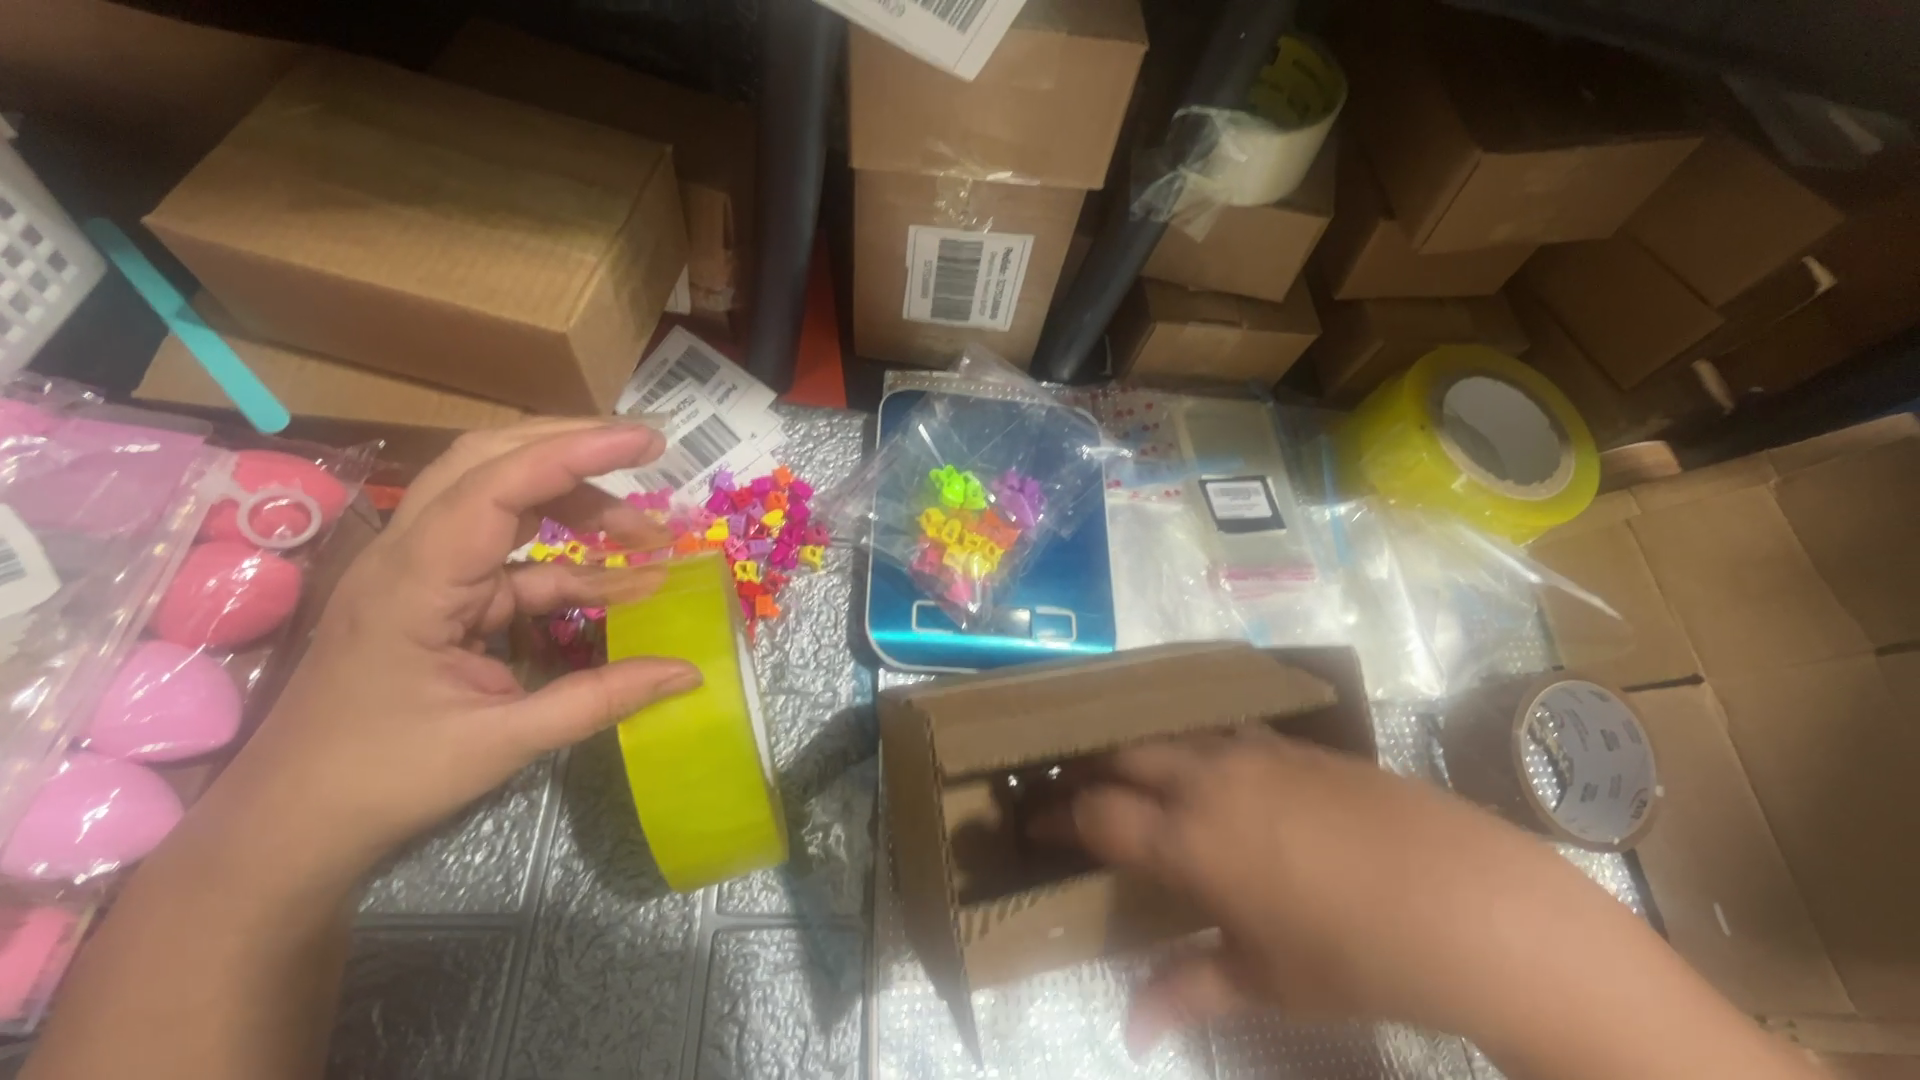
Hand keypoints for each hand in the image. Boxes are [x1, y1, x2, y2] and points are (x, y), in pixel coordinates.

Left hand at [193, 419, 702, 887]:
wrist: (290, 823)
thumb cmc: (381, 779)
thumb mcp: (500, 742)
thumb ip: (598, 700)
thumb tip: (688, 673)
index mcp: (416, 578)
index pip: (500, 483)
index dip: (579, 452)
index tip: (650, 441)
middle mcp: (413, 554)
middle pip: (492, 462)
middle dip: (575, 451)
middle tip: (649, 455)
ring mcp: (424, 572)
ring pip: (501, 501)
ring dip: (576, 507)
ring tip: (647, 534)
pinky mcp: (439, 597)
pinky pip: (511, 560)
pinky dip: (568, 566)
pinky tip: (620, 587)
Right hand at [1060, 728, 1666, 1055]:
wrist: (1474, 905)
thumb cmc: (1358, 957)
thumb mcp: (1268, 980)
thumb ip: (1188, 989)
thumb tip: (1130, 1031)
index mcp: (1187, 839)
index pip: (1094, 812)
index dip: (1054, 817)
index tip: (1032, 826)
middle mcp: (1209, 780)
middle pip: (1122, 757)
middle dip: (1089, 774)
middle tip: (1077, 799)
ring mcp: (1257, 754)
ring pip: (1173, 737)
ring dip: (1142, 756)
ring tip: (1139, 783)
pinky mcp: (1301, 746)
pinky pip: (1226, 735)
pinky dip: (1199, 750)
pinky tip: (1219, 777)